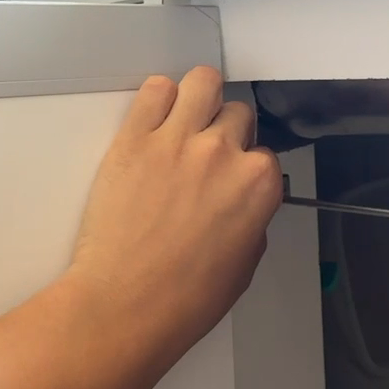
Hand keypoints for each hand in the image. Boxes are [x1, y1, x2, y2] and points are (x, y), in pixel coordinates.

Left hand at [63, 66, 283, 369]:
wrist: (124, 306)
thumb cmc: (183, 300)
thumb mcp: (243, 267)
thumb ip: (252, 221)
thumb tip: (242, 204)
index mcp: (258, 185)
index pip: (265, 153)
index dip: (246, 166)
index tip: (230, 179)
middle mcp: (223, 153)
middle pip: (237, 113)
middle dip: (225, 131)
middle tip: (205, 154)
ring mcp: (177, 140)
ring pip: (203, 82)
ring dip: (199, 97)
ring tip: (184, 121)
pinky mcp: (134, 138)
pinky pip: (154, 89)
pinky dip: (158, 97)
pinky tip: (153, 120)